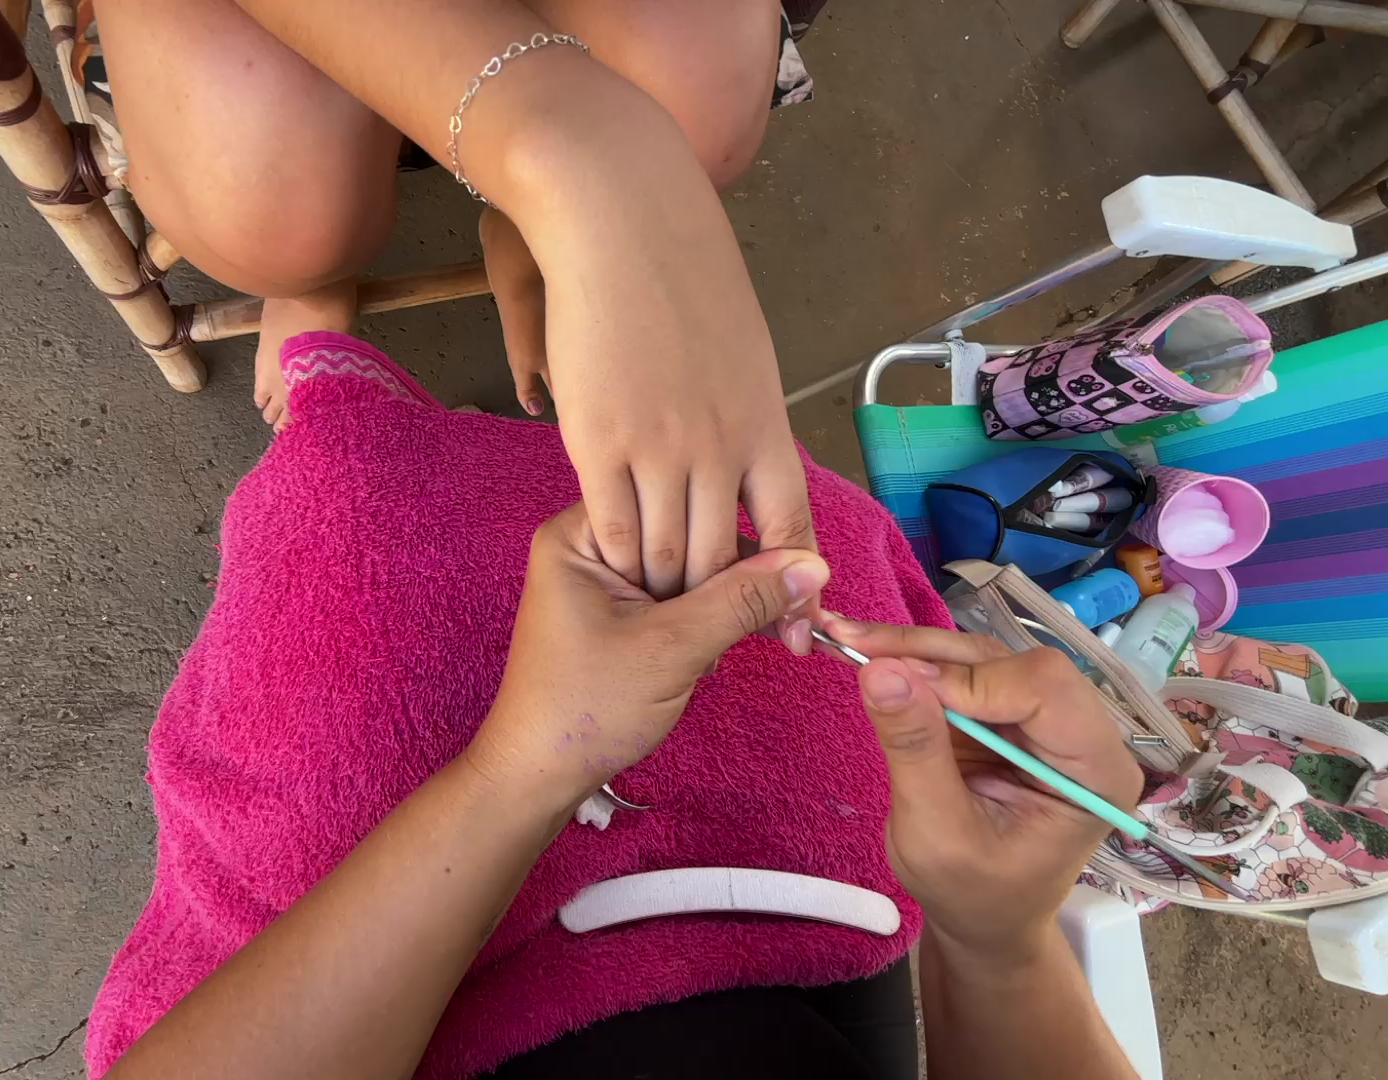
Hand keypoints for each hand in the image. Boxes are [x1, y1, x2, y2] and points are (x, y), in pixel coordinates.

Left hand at [467, 504, 827, 810]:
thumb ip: (741, 600)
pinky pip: (672, 597)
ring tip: (730, 647)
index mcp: (580, 533)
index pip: (673, 502)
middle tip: (772, 622)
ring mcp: (600, 579)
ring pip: (684, 569)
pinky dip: (701, 621)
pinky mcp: (614, 610)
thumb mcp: (672, 648)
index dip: (734, 539)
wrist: (540, 773)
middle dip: (730, 581)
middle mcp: (588, 544)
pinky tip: (713, 653)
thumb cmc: (588, 706)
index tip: (784, 580)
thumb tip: (812, 564)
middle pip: (683, 535)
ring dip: (720, 606)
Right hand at [499, 112, 819, 645]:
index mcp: (764, 426)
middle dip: (710, 599)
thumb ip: (745, 424)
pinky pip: (612, 526)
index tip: (788, 638)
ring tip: (652, 598)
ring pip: (664, 552)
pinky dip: (617, 558)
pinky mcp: (597, 443)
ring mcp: (658, 448)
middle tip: (695, 616)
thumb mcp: (745, 355)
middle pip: (719, 558)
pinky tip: (615, 568)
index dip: (790, 595)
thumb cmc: (689, 284)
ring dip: (661, 585)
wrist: (625, 229)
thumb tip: (739, 474)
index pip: (788, 529)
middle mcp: (718, 448)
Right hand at [818, 618, 1141, 960]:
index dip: (970, 679)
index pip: (1044, 687)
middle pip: (1003, 659)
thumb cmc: (972, 892)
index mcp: (1093, 770)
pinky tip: (862, 652)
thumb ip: (915, 749)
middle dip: (923, 650)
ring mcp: (1034, 716)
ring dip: (906, 647)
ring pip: (972, 653)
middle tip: (847, 643)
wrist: (979, 915)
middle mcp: (1074, 730)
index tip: (898, 687)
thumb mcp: (936, 831)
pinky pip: (952, 667)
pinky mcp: (996, 710)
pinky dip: (904, 658)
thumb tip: (878, 669)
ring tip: (844, 643)